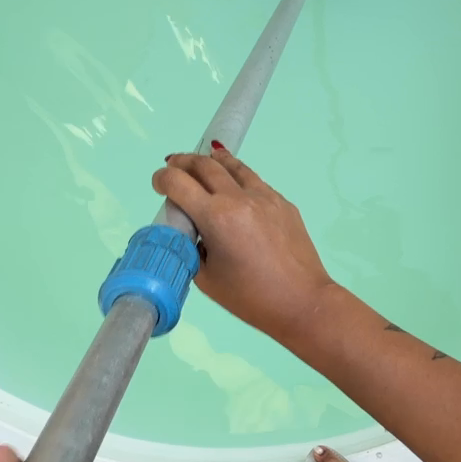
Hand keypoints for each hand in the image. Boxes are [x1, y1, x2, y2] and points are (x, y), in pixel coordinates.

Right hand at [152, 144, 335, 340]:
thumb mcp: (207, 279)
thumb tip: (194, 230)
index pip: (178, 182)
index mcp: (216, 217)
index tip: (158, 183)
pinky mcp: (284, 203)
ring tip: (205, 160)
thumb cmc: (251, 299)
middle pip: (205, 165)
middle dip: (183, 162)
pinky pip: (255, 182)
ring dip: (213, 161)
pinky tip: (236, 187)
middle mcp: (240, 198)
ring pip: (234, 167)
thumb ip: (193, 248)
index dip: (162, 179)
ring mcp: (266, 197)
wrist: (302, 301)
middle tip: (173, 165)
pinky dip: (238, 179)